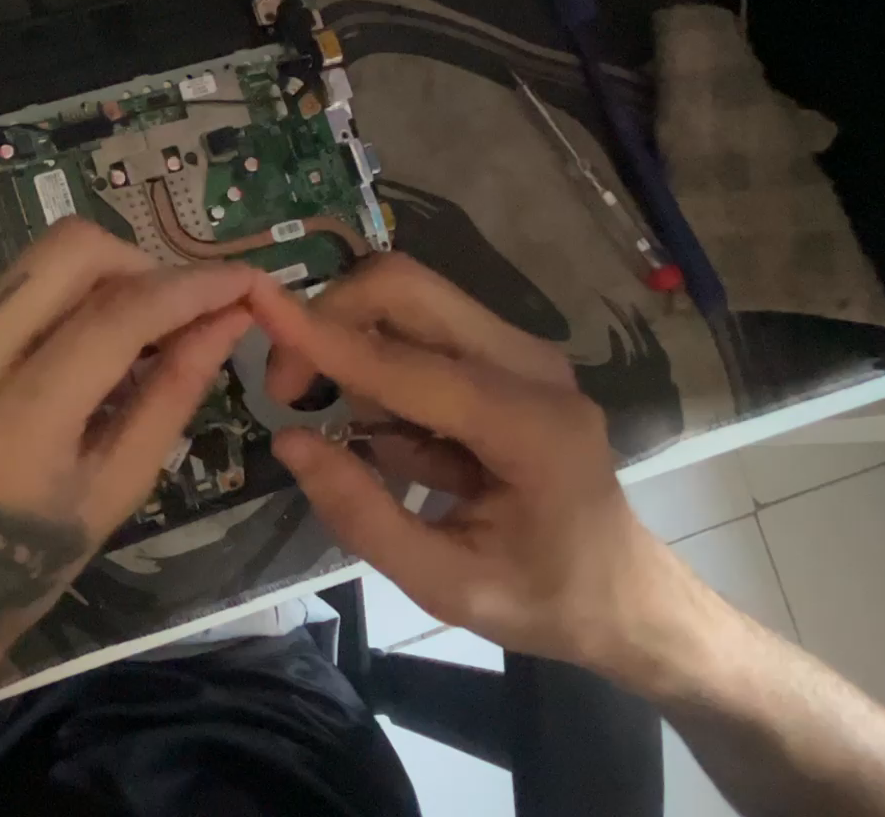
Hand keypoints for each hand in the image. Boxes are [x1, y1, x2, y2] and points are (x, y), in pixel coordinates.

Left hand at [0, 219, 261, 625]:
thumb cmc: (33, 556)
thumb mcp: (120, 486)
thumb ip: (176, 391)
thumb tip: (229, 316)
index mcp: (12, 434)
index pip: (114, 319)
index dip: (189, 288)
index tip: (240, 279)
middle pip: (69, 252)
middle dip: (140, 264)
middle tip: (169, 311)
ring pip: (35, 258)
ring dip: (96, 281)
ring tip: (118, 335)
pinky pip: (2, 284)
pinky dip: (50, 301)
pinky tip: (59, 350)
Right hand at [249, 254, 690, 672]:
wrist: (628, 593)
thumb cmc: (544, 596)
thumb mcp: (445, 584)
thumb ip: (362, 515)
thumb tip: (287, 439)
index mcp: (530, 426)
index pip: (405, 364)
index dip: (322, 338)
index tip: (256, 308)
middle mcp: (529, 365)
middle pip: (407, 288)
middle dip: (330, 317)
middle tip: (290, 386)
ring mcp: (519, 352)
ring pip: (407, 296)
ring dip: (346, 335)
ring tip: (329, 413)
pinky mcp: (501, 354)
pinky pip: (415, 327)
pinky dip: (374, 360)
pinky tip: (385, 430)